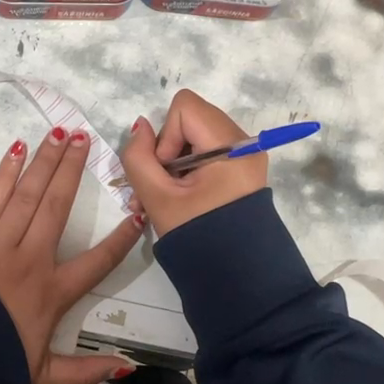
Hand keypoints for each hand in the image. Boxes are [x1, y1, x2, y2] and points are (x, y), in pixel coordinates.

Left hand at [0, 127, 144, 383]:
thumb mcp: (40, 378)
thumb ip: (84, 372)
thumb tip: (126, 369)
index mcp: (51, 293)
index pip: (97, 262)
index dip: (121, 239)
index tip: (138, 213)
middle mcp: (29, 261)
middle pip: (57, 207)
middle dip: (73, 170)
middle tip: (86, 138)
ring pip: (27, 195)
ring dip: (44, 162)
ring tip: (60, 133)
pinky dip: (5, 174)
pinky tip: (16, 151)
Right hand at [121, 90, 267, 236]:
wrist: (234, 276)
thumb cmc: (196, 236)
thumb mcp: (157, 198)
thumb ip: (138, 157)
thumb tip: (141, 127)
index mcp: (232, 147)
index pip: (185, 108)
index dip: (166, 136)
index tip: (165, 172)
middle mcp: (244, 144)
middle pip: (191, 121)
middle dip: (166, 151)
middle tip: (155, 187)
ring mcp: (245, 157)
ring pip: (196, 138)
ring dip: (172, 164)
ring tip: (160, 197)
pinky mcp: (241, 171)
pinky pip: (207, 155)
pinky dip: (187, 170)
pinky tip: (177, 197)